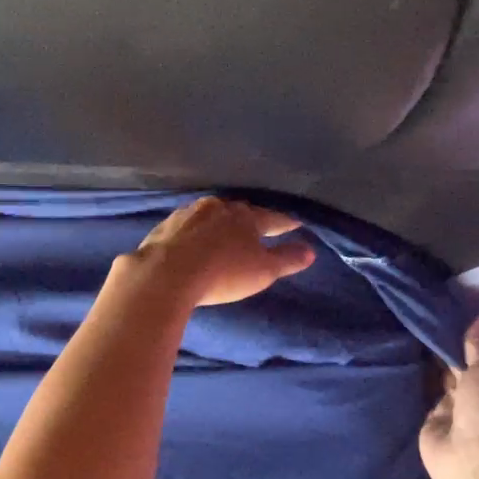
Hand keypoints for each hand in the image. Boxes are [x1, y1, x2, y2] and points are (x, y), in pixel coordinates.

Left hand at [117, 196, 317, 307]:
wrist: (168, 271)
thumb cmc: (223, 272)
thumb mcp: (263, 271)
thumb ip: (287, 259)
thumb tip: (310, 249)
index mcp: (244, 216)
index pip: (271, 218)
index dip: (284, 222)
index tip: (295, 222)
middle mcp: (218, 207)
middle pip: (239, 212)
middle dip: (249, 220)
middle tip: (257, 228)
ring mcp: (190, 212)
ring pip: (212, 214)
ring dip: (220, 223)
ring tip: (225, 233)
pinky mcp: (168, 223)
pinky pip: (189, 224)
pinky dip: (196, 231)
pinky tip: (195, 239)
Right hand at [419, 316, 478, 478]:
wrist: (471, 463)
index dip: (466, 334)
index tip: (446, 307)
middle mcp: (478, 395)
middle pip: (460, 365)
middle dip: (445, 345)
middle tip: (421, 310)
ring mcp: (455, 408)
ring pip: (441, 377)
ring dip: (429, 359)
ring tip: (407, 322)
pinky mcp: (432, 417)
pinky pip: (424, 390)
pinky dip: (416, 376)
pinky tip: (400, 351)